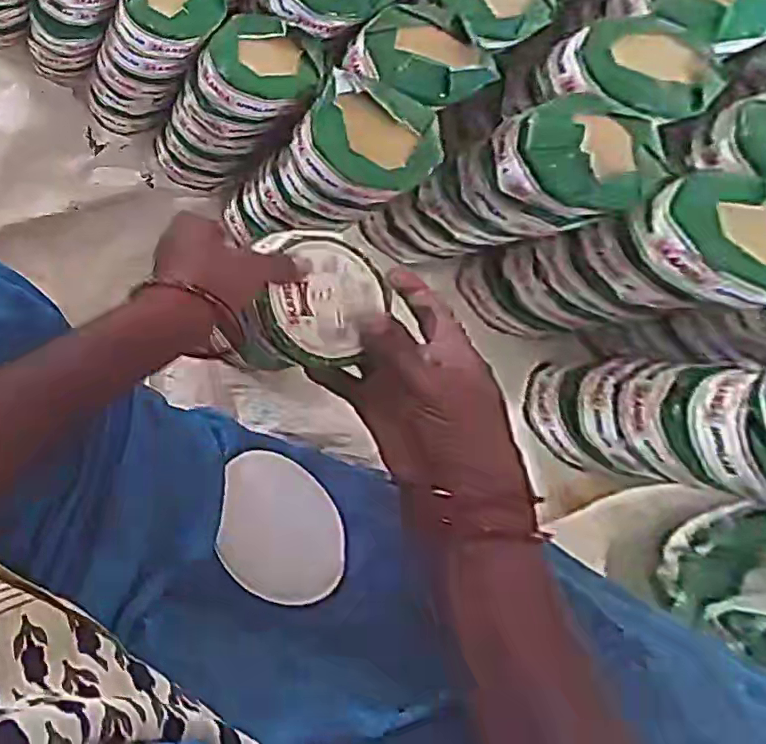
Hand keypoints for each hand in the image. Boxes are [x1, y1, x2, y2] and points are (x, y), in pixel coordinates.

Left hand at [151, 212, 298, 315]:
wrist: (178, 317)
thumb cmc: (216, 279)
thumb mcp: (255, 270)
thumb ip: (278, 264)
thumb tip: (304, 264)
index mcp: (190, 222)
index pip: (216, 222)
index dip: (234, 236)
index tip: (250, 252)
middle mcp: (171, 238)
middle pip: (204, 245)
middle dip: (222, 258)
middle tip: (246, 273)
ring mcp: (162, 264)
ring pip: (194, 266)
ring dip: (211, 278)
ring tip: (236, 293)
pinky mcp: (159, 290)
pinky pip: (187, 287)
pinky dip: (201, 295)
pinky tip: (218, 307)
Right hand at [307, 269, 530, 498]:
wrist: (456, 494)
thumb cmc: (462, 434)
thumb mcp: (434, 386)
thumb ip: (398, 349)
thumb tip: (368, 314)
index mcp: (448, 353)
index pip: (430, 311)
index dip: (411, 289)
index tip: (386, 270)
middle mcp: (419, 364)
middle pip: (387, 328)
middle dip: (361, 310)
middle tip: (329, 291)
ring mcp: (394, 385)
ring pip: (361, 353)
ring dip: (337, 339)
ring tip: (307, 318)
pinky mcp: (373, 406)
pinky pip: (344, 381)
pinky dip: (325, 370)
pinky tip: (303, 357)